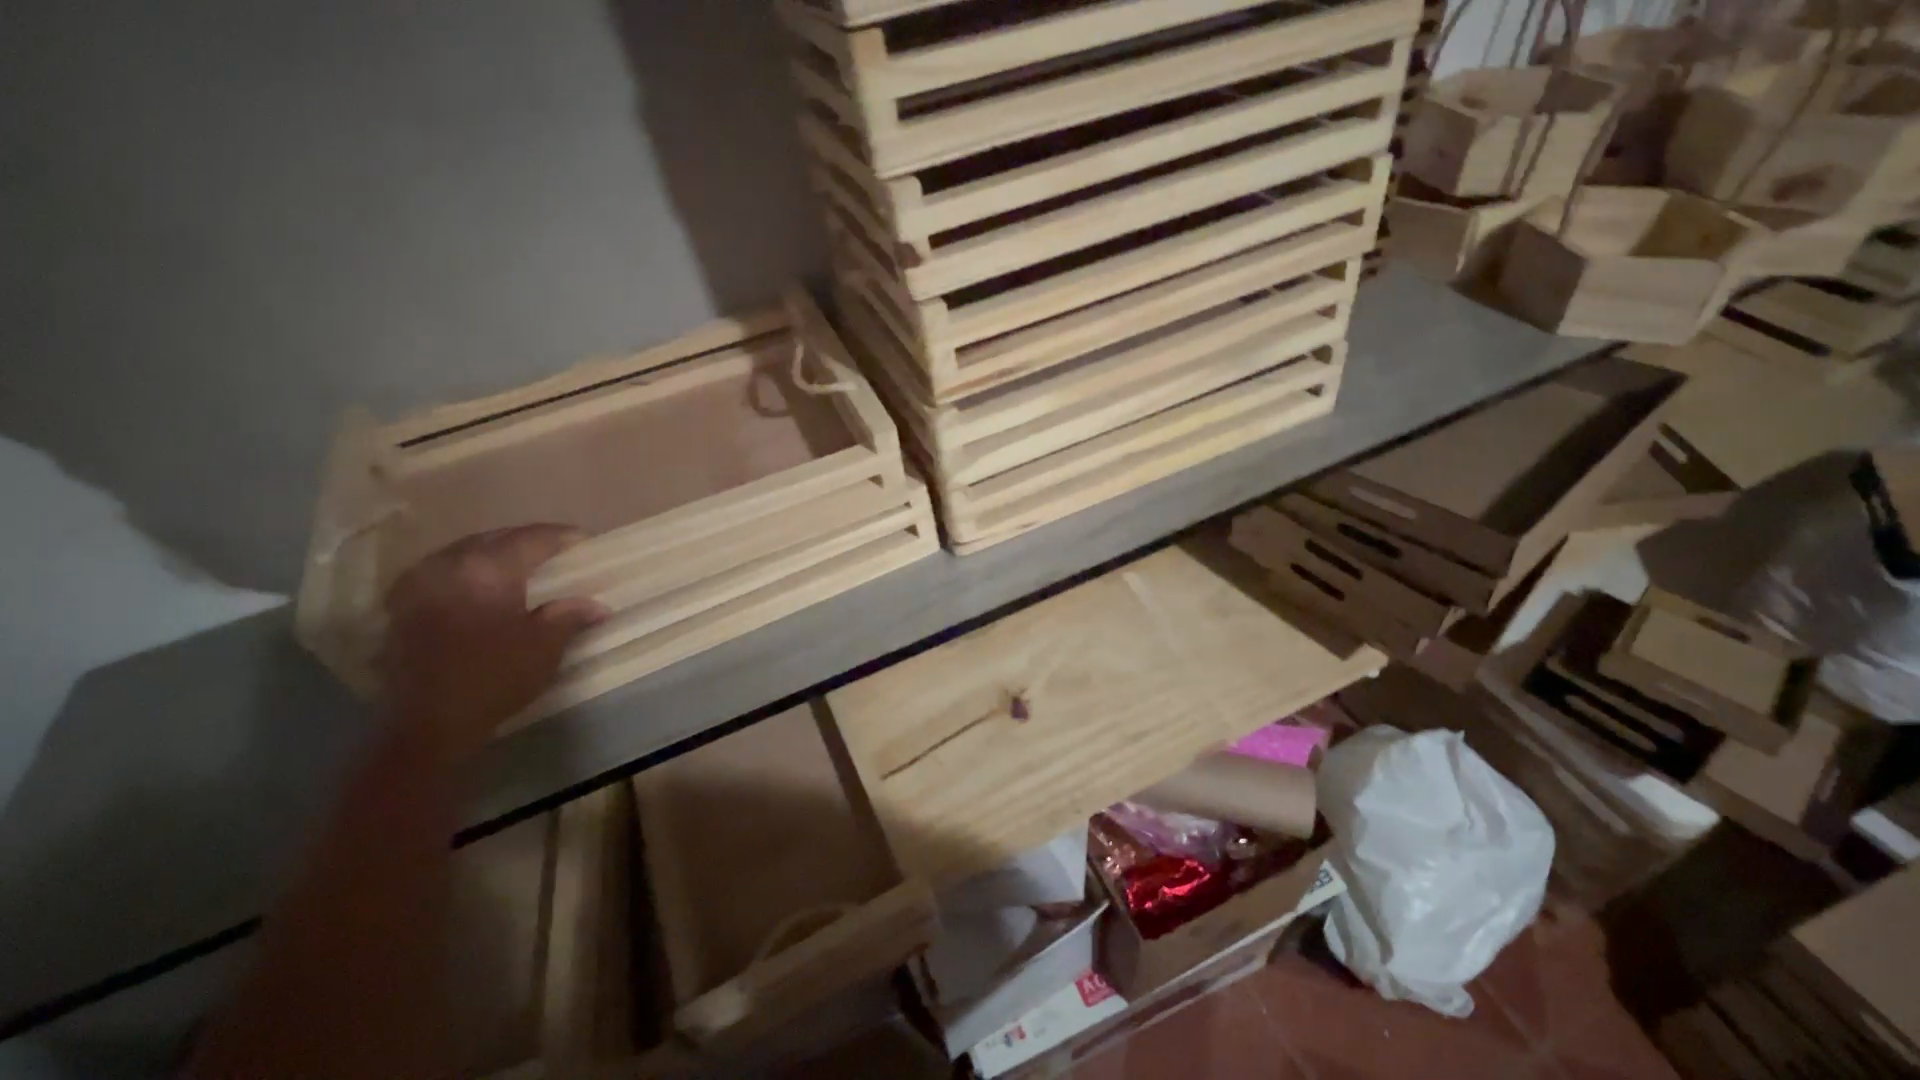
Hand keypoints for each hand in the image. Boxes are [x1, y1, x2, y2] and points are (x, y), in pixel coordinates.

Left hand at [380, 524, 607, 754]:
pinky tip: (480, 588)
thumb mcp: (543, 648)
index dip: (563, 537)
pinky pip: (441, 572)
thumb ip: (570, 616)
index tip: (586, 542)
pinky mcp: (402, 604)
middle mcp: (448, 563)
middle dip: (527, 542)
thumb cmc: (493, 680)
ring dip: (494, 555)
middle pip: (495, 538)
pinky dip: (466, 573)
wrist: (427, 723)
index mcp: (488, 568)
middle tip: (555, 554)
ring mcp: (419, 581)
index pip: (533, 538)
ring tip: (519, 568)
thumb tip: (597, 605)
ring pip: (464, 552)